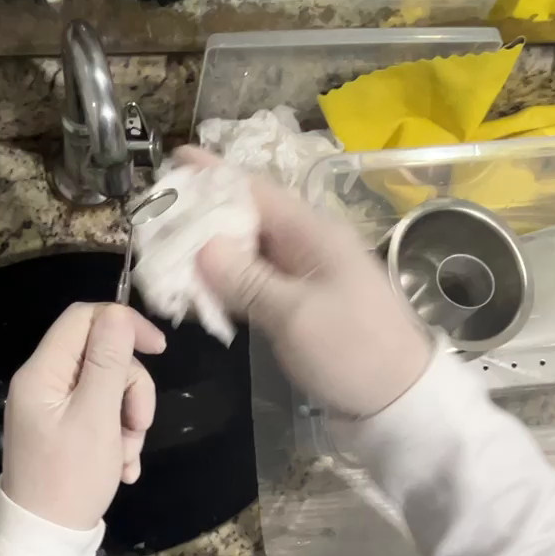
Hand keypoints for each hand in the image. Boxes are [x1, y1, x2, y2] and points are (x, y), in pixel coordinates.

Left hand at [1, 303, 165, 530]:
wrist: (46, 538)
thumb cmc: (71, 478)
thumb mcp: (97, 417)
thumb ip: (109, 362)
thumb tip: (119, 315)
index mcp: (42, 372)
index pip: (84, 318)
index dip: (124, 324)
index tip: (160, 349)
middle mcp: (43, 384)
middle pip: (102, 357)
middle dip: (130, 390)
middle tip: (137, 426)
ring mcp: (52, 410)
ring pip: (107, 391)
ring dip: (128, 421)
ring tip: (125, 457)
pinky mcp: (63, 433)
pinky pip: (100, 418)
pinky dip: (117, 439)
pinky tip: (122, 467)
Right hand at [182, 148, 431, 417]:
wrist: (396, 397)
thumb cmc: (351, 351)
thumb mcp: (296, 315)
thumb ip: (247, 280)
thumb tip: (202, 248)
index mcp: (311, 234)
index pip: (255, 191)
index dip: (214, 174)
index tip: (177, 158)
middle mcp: (306, 247)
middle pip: (246, 219)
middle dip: (202, 215)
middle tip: (158, 217)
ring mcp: (303, 278)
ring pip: (247, 253)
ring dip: (209, 252)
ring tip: (166, 253)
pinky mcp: (298, 306)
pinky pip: (254, 283)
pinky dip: (225, 284)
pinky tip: (197, 290)